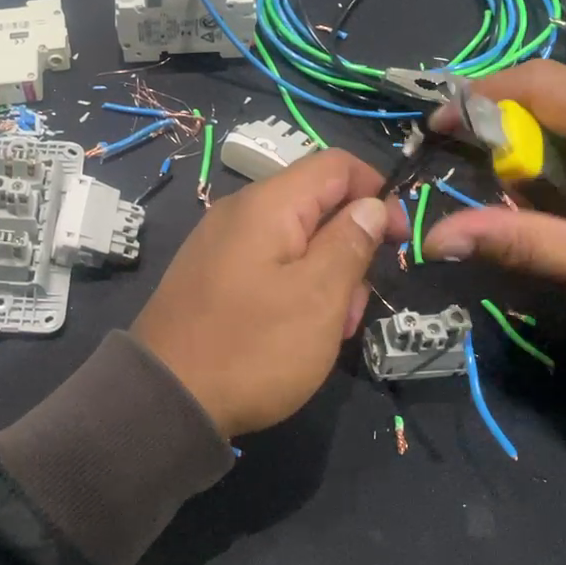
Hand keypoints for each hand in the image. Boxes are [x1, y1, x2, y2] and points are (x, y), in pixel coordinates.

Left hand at [132, 150, 407, 437]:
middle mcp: (239, 212)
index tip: (400, 239)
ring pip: (294, 241)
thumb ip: (350, 243)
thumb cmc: (253, 347)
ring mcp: (220, 245)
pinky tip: (296, 334)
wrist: (166, 399)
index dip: (377, 192)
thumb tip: (370, 205)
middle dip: (350, 247)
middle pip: (315, 205)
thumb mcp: (319, 297)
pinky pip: (266, 266)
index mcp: (267, 204)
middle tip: (355, 305)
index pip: (336, 165)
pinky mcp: (210, 276)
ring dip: (326, 277)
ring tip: (329, 331)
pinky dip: (294, 290)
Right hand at [423, 61, 565, 366]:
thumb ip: (512, 241)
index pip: (538, 82)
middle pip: (556, 95)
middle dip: (504, 127)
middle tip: (474, 173)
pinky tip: (565, 196)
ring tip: (518, 194)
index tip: (438, 130)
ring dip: (536, 144)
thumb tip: (434, 237)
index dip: (478, 97)